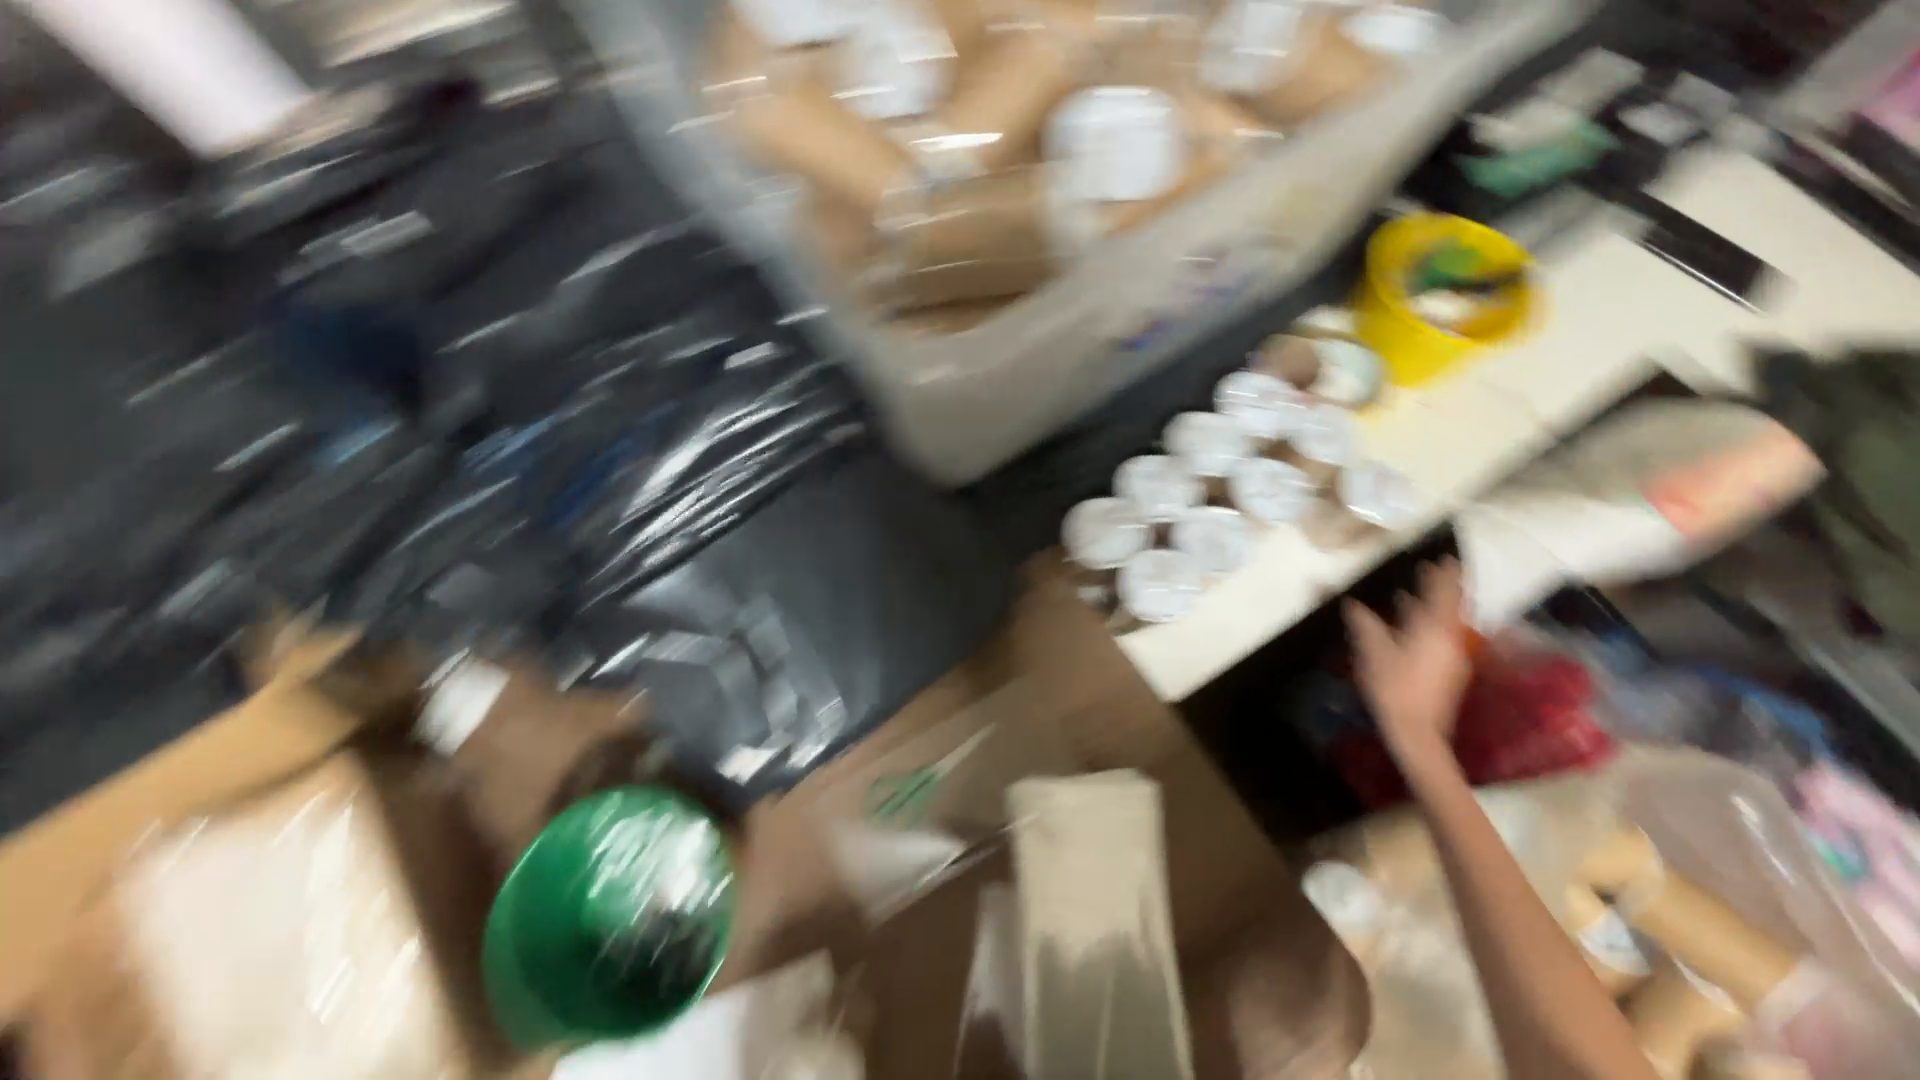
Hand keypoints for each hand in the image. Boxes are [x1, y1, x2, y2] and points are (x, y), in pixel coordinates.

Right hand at [1343, 558, 1472, 777]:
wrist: (1418, 732)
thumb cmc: (1395, 687)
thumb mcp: (1373, 652)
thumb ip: (1364, 624)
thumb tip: (1351, 603)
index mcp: (1433, 628)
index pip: (1443, 593)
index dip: (1443, 575)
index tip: (1445, 558)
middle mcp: (1449, 637)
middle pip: (1452, 606)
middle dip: (1444, 587)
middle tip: (1437, 570)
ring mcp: (1452, 656)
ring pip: (1448, 622)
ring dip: (1435, 607)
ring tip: (1415, 597)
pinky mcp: (1448, 671)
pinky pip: (1442, 636)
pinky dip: (1430, 624)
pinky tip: (1411, 629)